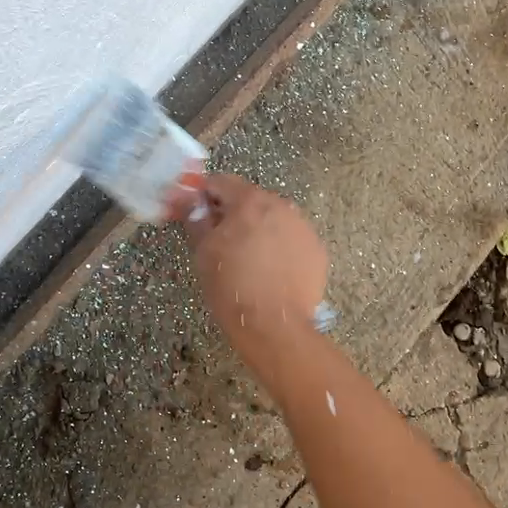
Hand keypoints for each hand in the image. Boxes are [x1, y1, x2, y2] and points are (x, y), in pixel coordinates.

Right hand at [182, 174, 329, 362]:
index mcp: (250, 201)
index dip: (204, 195)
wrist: (274, 326)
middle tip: (221, 241)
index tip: (197, 214)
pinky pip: (291, 239)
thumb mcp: (203, 252)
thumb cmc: (232, 287)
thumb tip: (190, 201)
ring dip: (259, 229)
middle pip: (250, 199)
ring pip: (273, 218)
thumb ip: (196, 219)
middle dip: (234, 214)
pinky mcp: (317, 249)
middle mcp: (281, 205)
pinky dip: (280, 247)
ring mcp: (303, 227)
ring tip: (248, 260)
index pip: (221, 182)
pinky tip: (271, 272)